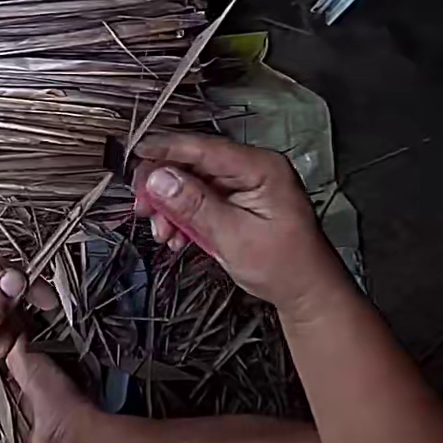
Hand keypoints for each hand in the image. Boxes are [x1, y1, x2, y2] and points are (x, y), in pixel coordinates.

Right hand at [131, 133, 350, 314]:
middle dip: (163, 186)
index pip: (204, 148)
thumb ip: (194, 205)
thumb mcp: (235, 236)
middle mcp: (250, 169)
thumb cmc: (284, 266)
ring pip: (190, 184)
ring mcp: (241, 185)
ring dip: (169, 206)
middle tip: (142, 206)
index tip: (136, 154)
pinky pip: (197, 200)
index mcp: (260, 167)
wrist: (306, 293)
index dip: (166, 149)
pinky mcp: (233, 201)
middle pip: (193, 165)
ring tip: (161, 231)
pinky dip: (181, 217)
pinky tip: (175, 236)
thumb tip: (159, 179)